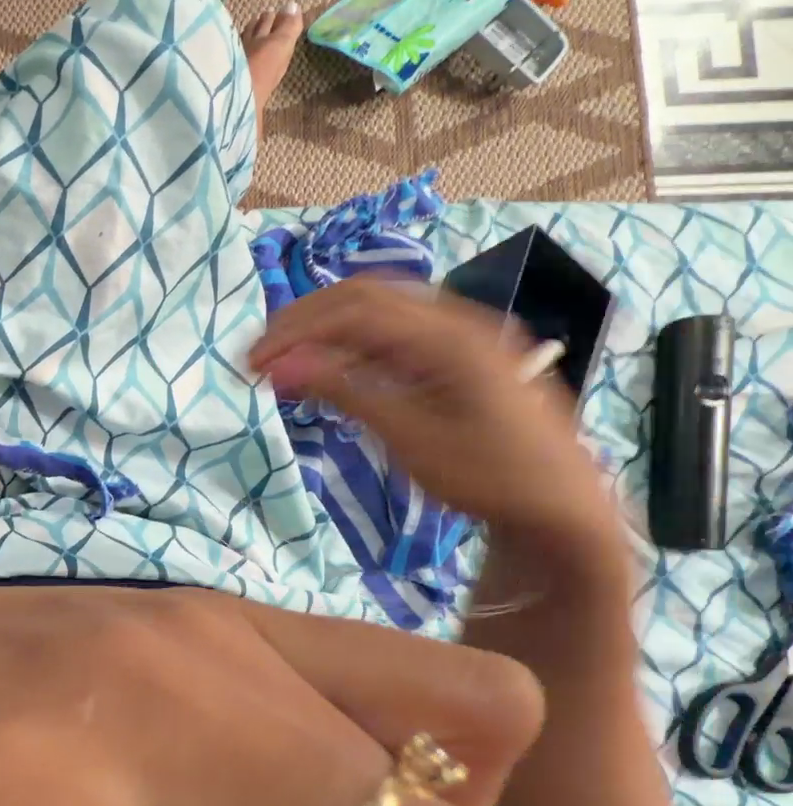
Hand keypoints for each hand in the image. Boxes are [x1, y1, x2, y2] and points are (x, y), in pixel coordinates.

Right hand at [248, 278, 620, 561]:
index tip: (250, 366)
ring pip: (376, 308)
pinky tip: (325, 367)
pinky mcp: (457, 355)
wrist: (558, 505)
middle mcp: (456, 322)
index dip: (294, 331)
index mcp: (449, 337)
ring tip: (282, 360)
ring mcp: (460, 336)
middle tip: (259, 357)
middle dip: (303, 321)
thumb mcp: (409, 437)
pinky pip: (392, 331)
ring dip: (323, 327)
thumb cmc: (486, 476)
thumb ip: (344, 391)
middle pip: (363, 295)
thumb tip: (279, 366)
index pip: (353, 310)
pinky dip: (348, 342)